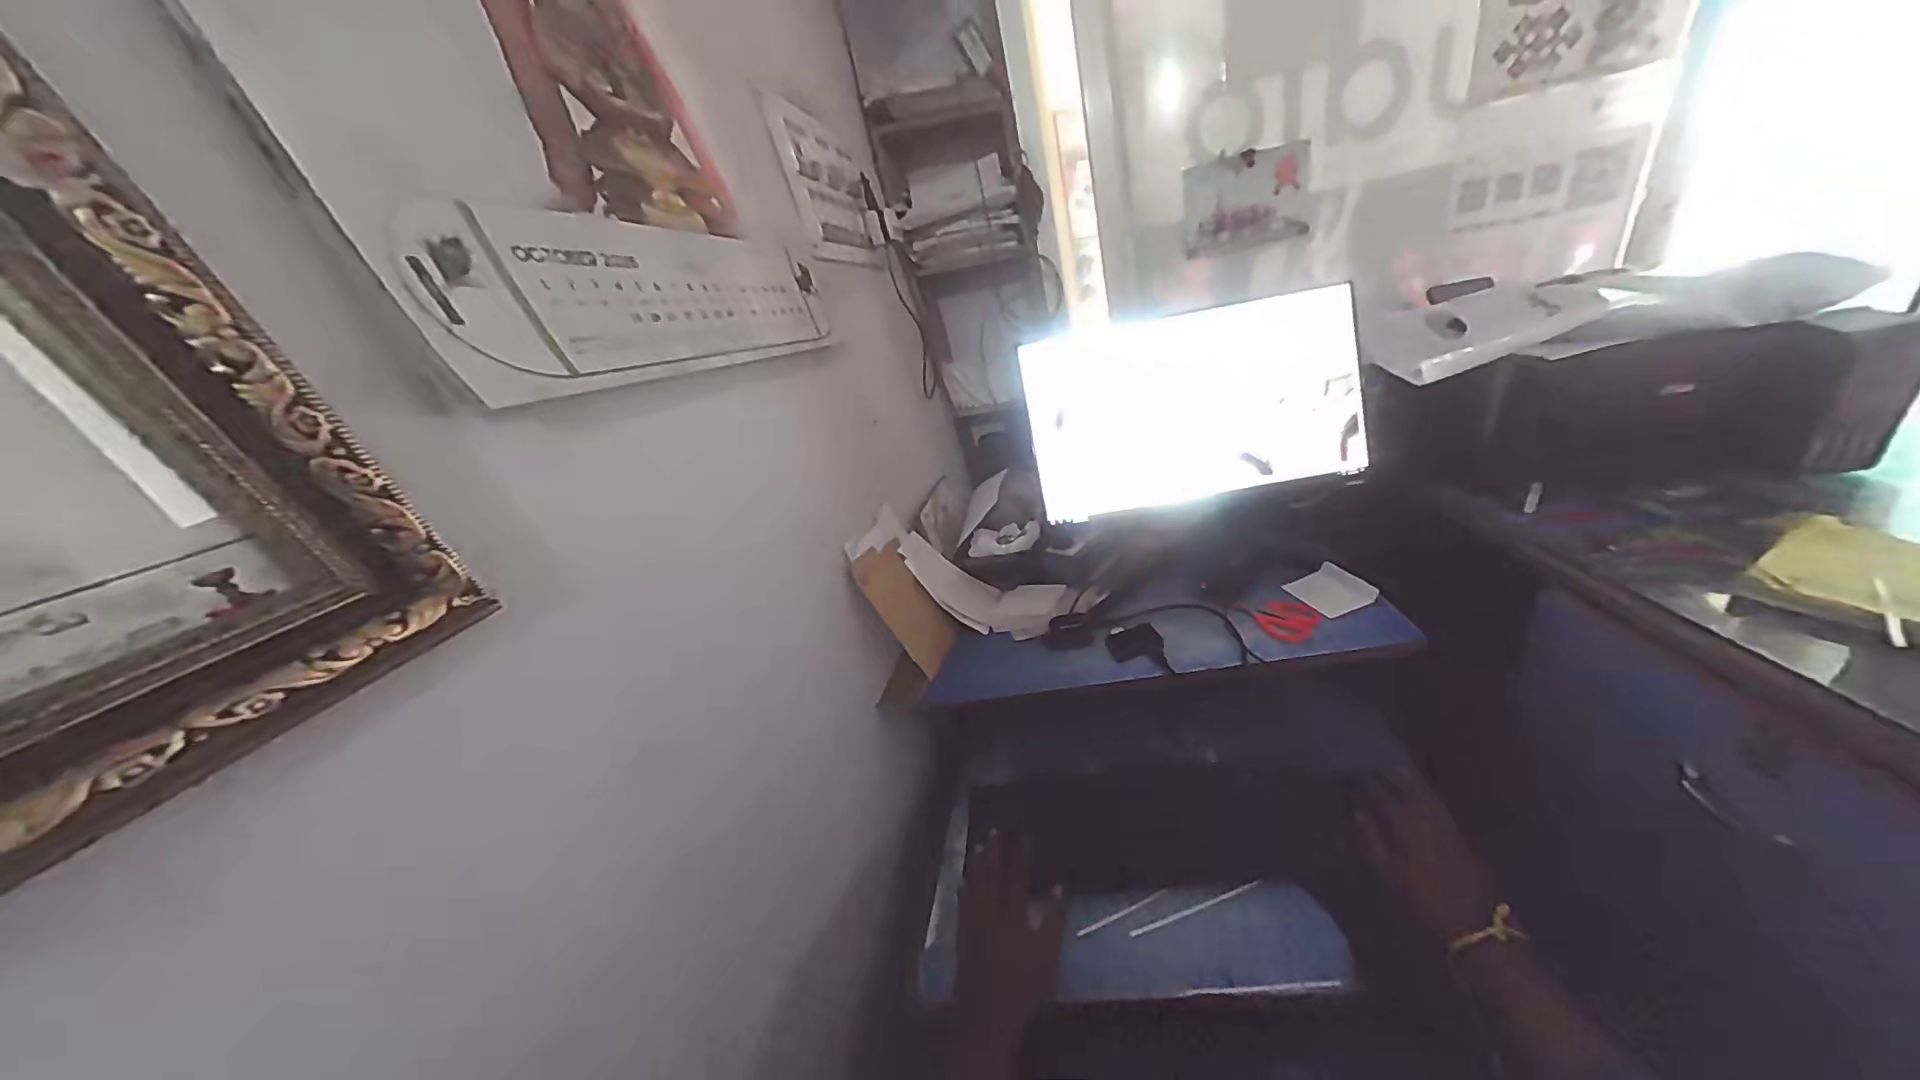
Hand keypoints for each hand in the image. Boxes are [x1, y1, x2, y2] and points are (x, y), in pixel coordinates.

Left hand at [952, 831, 1064, 1078]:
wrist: (987, 1013)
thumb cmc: (1023, 987)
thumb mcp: (1047, 955)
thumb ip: (1053, 919)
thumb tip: (1058, 887)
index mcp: (1012, 914)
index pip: (1017, 876)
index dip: (1020, 854)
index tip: (1023, 834)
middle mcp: (990, 912)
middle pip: (991, 876)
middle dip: (994, 852)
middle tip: (994, 830)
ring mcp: (973, 923)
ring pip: (974, 886)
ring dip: (977, 865)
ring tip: (979, 845)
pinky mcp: (962, 936)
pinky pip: (962, 904)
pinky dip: (963, 889)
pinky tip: (962, 880)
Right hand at [1354, 769, 1497, 944]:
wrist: (1475, 930)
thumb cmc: (1420, 905)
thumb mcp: (1384, 876)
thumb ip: (1368, 840)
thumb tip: (1357, 812)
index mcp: (1403, 821)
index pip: (1376, 790)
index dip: (1359, 779)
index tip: (1343, 771)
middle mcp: (1425, 814)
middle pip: (1402, 781)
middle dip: (1381, 770)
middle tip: (1362, 764)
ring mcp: (1445, 822)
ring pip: (1421, 788)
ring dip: (1402, 776)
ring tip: (1385, 769)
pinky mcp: (1458, 833)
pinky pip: (1434, 800)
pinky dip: (1420, 790)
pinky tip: (1413, 791)